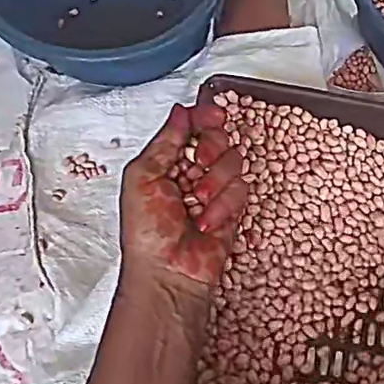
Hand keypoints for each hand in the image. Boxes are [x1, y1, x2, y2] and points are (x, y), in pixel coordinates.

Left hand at [119, 103, 247, 306]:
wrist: (168, 271)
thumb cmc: (147, 233)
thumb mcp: (142, 176)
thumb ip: (164, 141)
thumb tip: (180, 112)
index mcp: (167, 161)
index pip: (191, 127)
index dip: (203, 116)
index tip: (212, 112)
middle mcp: (192, 173)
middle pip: (217, 138)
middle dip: (211, 147)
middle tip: (199, 162)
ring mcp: (214, 190)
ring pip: (233, 162)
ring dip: (215, 181)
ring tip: (197, 201)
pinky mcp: (232, 209)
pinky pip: (241, 190)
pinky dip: (223, 205)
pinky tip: (206, 221)